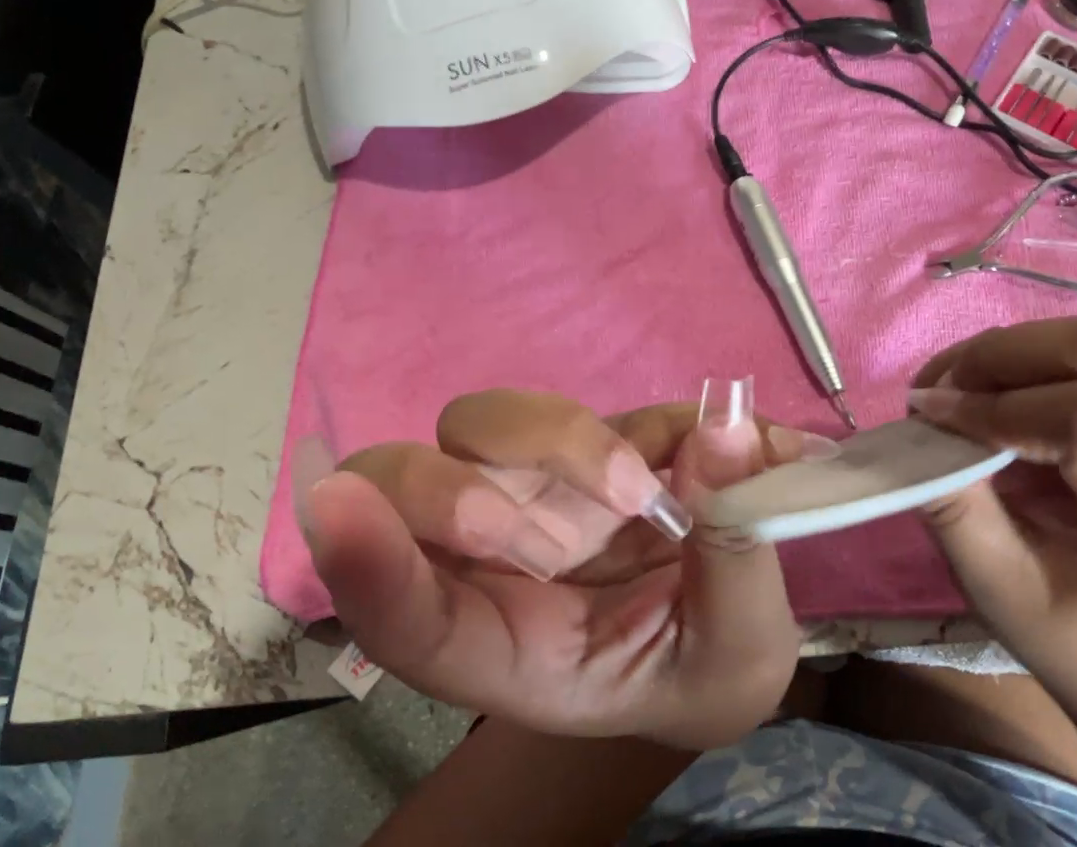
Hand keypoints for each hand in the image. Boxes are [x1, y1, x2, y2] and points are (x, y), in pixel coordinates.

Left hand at [295, 389, 816, 749]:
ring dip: (554, 438)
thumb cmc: (700, 671)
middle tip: (538, 526)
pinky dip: (642, 419)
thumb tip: (728, 432)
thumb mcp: (735, 658)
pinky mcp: (568, 445)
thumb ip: (734, 559)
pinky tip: (705, 446)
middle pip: (405, 495)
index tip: (341, 505)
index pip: (406, 621)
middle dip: (452, 492)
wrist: (721, 624)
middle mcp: (487, 563)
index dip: (368, 569)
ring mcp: (521, 491)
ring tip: (645, 481)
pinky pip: (577, 406)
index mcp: (505, 650)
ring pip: (476, 428)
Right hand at [907, 318, 1076, 683]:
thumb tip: (921, 428)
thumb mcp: (991, 581)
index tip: (927, 418)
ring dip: (1007, 350)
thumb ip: (956, 506)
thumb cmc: (1052, 621)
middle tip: (940, 390)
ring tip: (951, 387)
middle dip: (1003, 357)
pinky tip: (979, 388)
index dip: (997, 407)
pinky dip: (1019, 355)